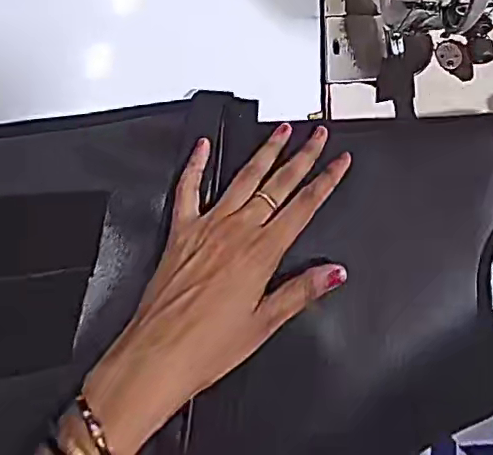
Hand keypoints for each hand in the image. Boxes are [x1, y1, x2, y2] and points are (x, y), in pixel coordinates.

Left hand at [75, 125, 350, 452]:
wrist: (152, 361)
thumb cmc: (203, 350)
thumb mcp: (264, 325)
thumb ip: (302, 292)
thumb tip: (335, 272)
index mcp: (261, 252)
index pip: (305, 204)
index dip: (327, 179)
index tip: (341, 161)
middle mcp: (237, 231)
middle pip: (280, 182)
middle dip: (305, 154)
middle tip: (319, 134)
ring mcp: (209, 226)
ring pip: (246, 176)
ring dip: (267, 150)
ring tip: (283, 130)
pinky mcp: (181, 232)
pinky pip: (189, 189)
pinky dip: (196, 165)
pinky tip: (203, 147)